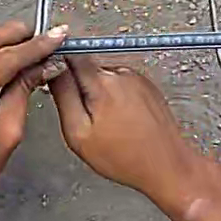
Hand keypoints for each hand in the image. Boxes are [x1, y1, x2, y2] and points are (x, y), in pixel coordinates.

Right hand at [47, 56, 215, 204]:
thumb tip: (53, 69)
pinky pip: (120, 83)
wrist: (167, 165)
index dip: (59, 67)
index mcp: (100, 83)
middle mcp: (119, 73)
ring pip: (103, 76)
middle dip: (79, 86)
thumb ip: (63, 96)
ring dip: (98, 93)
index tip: (58, 85)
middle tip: (85, 116)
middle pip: (86, 66)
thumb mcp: (79, 133)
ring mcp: (135, 78)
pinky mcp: (146, 85)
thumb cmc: (124, 157)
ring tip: (107, 122)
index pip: (70, 55)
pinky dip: (115, 97)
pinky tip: (121, 120)